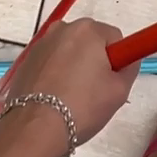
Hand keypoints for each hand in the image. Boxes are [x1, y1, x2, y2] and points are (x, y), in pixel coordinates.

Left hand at [2, 19, 138, 144]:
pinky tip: (54, 100)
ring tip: (71, 99)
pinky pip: (50, 63)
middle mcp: (64, 28)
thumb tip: (127, 59)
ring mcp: (42, 43)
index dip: (117, 61)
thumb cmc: (80, 107)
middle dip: (95, 63)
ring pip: (69, 53)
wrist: (33, 129)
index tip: (110, 82)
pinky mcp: (26, 60)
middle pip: (90, 42)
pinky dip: (55, 76)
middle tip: (94, 93)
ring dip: (74, 68)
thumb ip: (130, 68)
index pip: (114, 38)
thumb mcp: (119, 92)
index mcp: (88, 29)